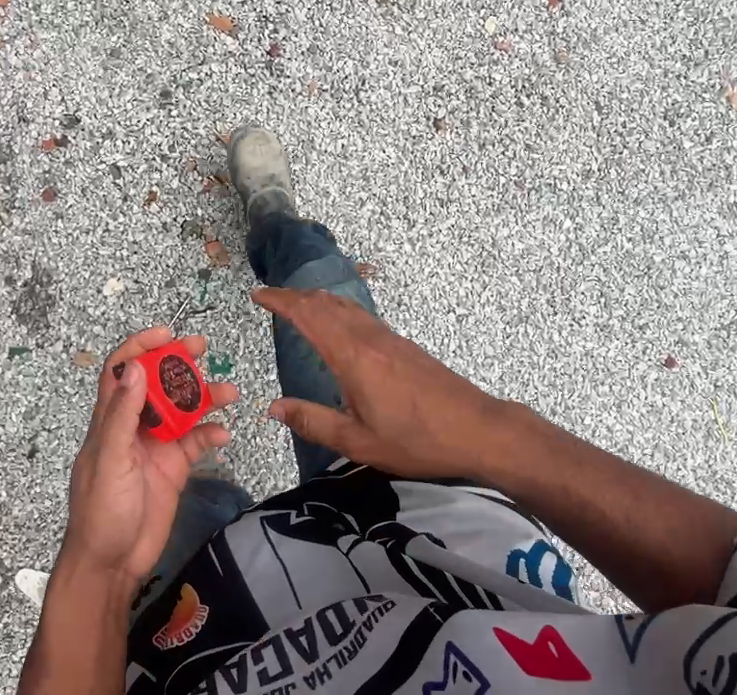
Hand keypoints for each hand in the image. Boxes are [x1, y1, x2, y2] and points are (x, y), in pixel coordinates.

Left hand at [61, 327, 237, 589]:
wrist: (112, 564)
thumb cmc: (101, 509)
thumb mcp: (110, 459)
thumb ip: (123, 414)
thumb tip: (134, 365)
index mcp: (110, 419)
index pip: (121, 371)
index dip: (139, 347)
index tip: (166, 334)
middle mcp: (134, 426)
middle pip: (156, 383)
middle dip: (178, 363)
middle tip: (203, 347)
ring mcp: (156, 446)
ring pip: (182, 410)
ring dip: (204, 397)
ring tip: (230, 390)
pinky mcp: (174, 468)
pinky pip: (195, 442)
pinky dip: (211, 434)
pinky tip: (224, 433)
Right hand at [253, 287, 523, 480]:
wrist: (478, 430)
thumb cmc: (415, 440)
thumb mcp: (358, 442)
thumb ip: (313, 422)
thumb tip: (272, 408)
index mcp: (351, 356)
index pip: (308, 315)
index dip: (281, 301)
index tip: (258, 294)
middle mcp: (368, 338)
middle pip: (326, 303)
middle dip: (295, 295)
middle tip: (271, 296)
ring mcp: (389, 339)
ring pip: (346, 307)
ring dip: (318, 300)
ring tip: (299, 304)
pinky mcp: (404, 347)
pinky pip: (362, 316)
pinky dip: (338, 310)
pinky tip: (341, 325)